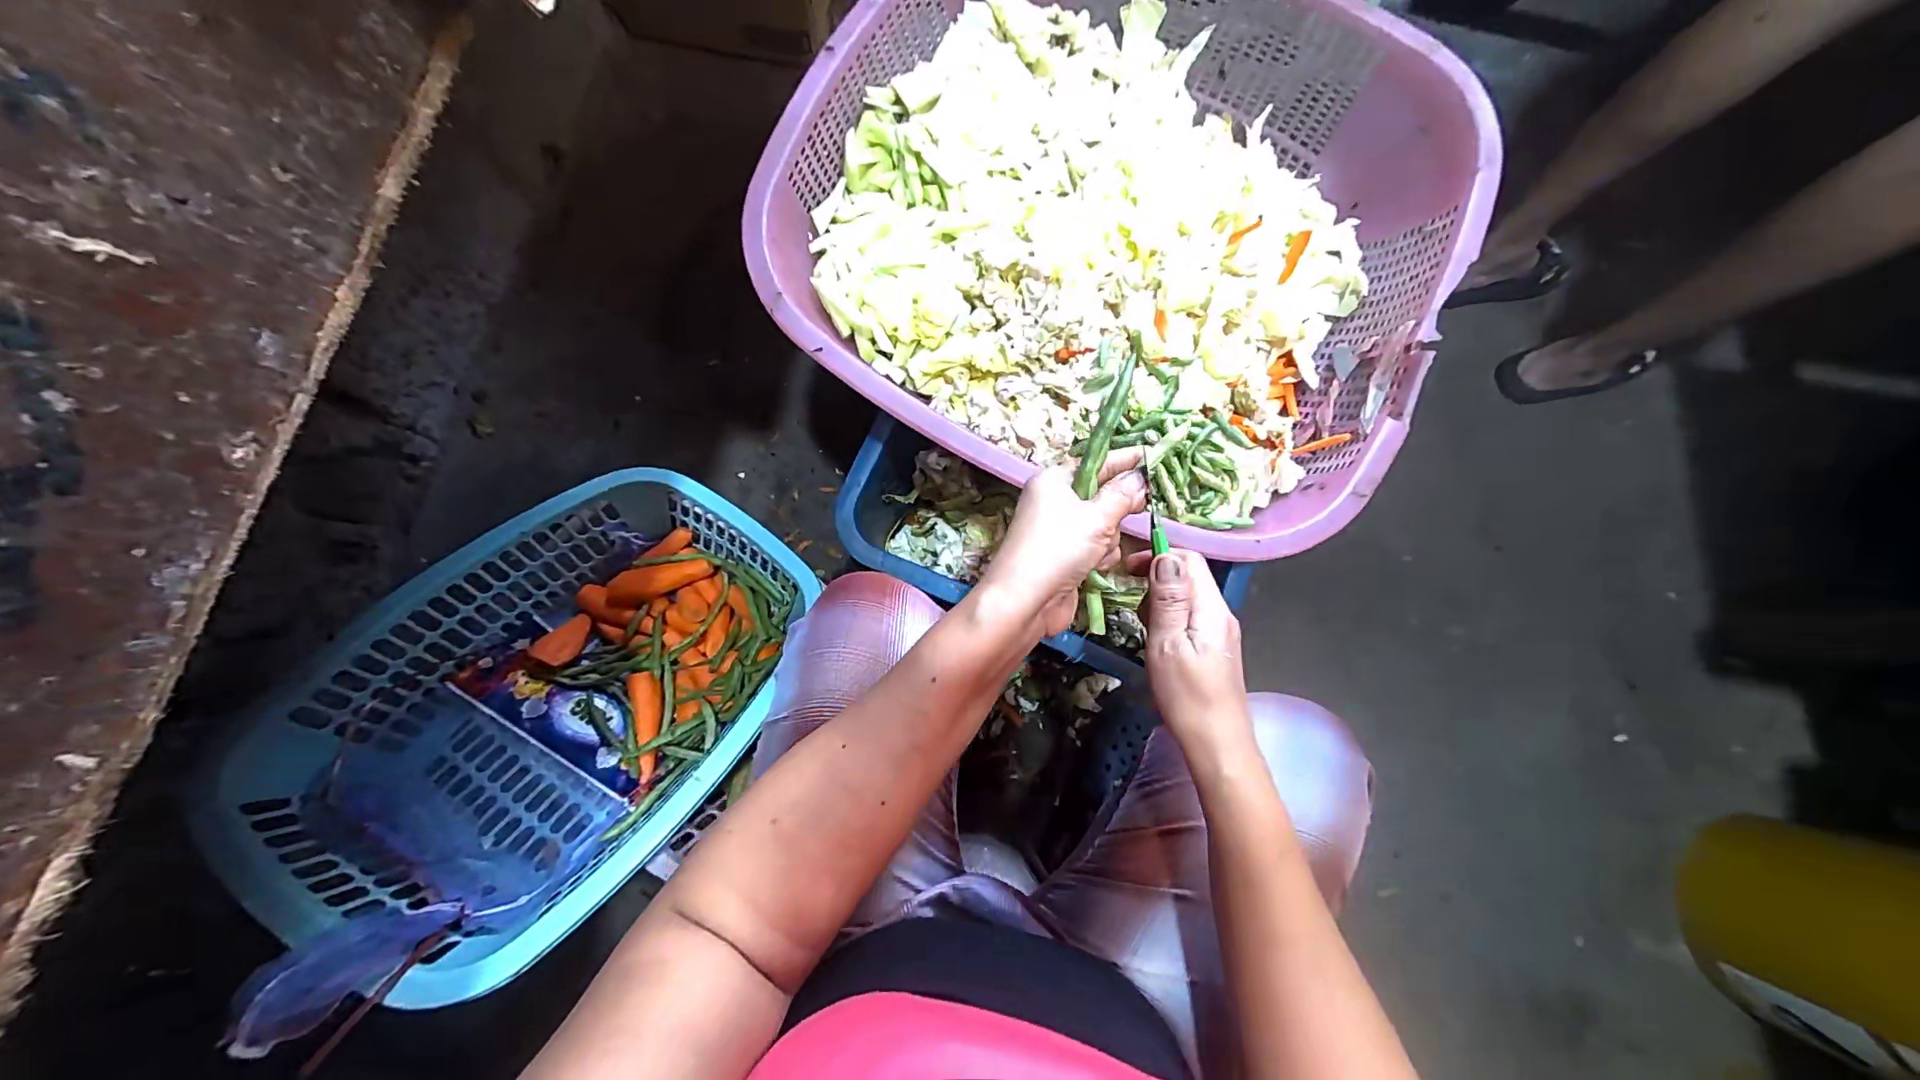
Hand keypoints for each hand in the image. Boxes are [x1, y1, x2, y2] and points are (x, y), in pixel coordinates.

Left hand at [975, 448, 1147, 636]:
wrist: (1024, 603)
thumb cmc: (1057, 550)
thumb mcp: (1096, 518)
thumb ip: (1123, 495)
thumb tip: (1140, 475)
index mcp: (1055, 481)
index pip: (1096, 462)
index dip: (1125, 460)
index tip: (1151, 456)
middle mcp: (1055, 502)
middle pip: (1102, 494)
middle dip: (1118, 507)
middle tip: (1139, 508)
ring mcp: (1061, 531)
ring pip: (1104, 524)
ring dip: (1109, 538)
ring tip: (1098, 550)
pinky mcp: (1067, 557)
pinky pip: (1097, 548)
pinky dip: (1101, 556)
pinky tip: (1095, 567)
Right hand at [1124, 547, 1253, 762]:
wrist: (1217, 744)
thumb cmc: (1187, 696)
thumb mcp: (1167, 644)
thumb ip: (1167, 599)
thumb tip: (1165, 556)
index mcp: (1211, 608)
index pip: (1190, 559)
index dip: (1159, 553)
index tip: (1127, 568)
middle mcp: (1221, 613)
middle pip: (1190, 575)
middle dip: (1156, 575)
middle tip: (1127, 595)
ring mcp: (1221, 631)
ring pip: (1189, 596)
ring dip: (1160, 597)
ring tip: (1139, 619)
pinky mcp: (1215, 648)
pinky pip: (1191, 616)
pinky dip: (1169, 616)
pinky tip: (1156, 637)